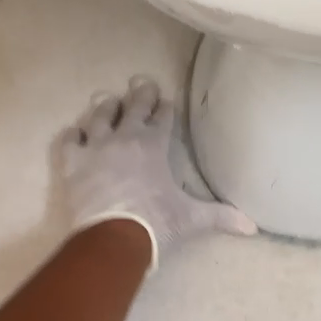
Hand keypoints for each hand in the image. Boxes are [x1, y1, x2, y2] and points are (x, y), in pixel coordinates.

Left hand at [58, 77, 256, 267]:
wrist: (115, 238)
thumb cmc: (157, 224)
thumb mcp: (192, 219)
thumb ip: (220, 216)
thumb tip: (252, 227)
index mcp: (154, 146)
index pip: (163, 119)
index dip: (166, 109)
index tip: (167, 101)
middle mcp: (124, 139)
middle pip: (132, 108)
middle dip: (140, 95)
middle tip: (141, 81)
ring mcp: (95, 148)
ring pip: (98, 117)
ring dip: (105, 107)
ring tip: (107, 98)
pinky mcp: (72, 164)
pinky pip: (68, 141)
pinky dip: (72, 135)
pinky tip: (74, 132)